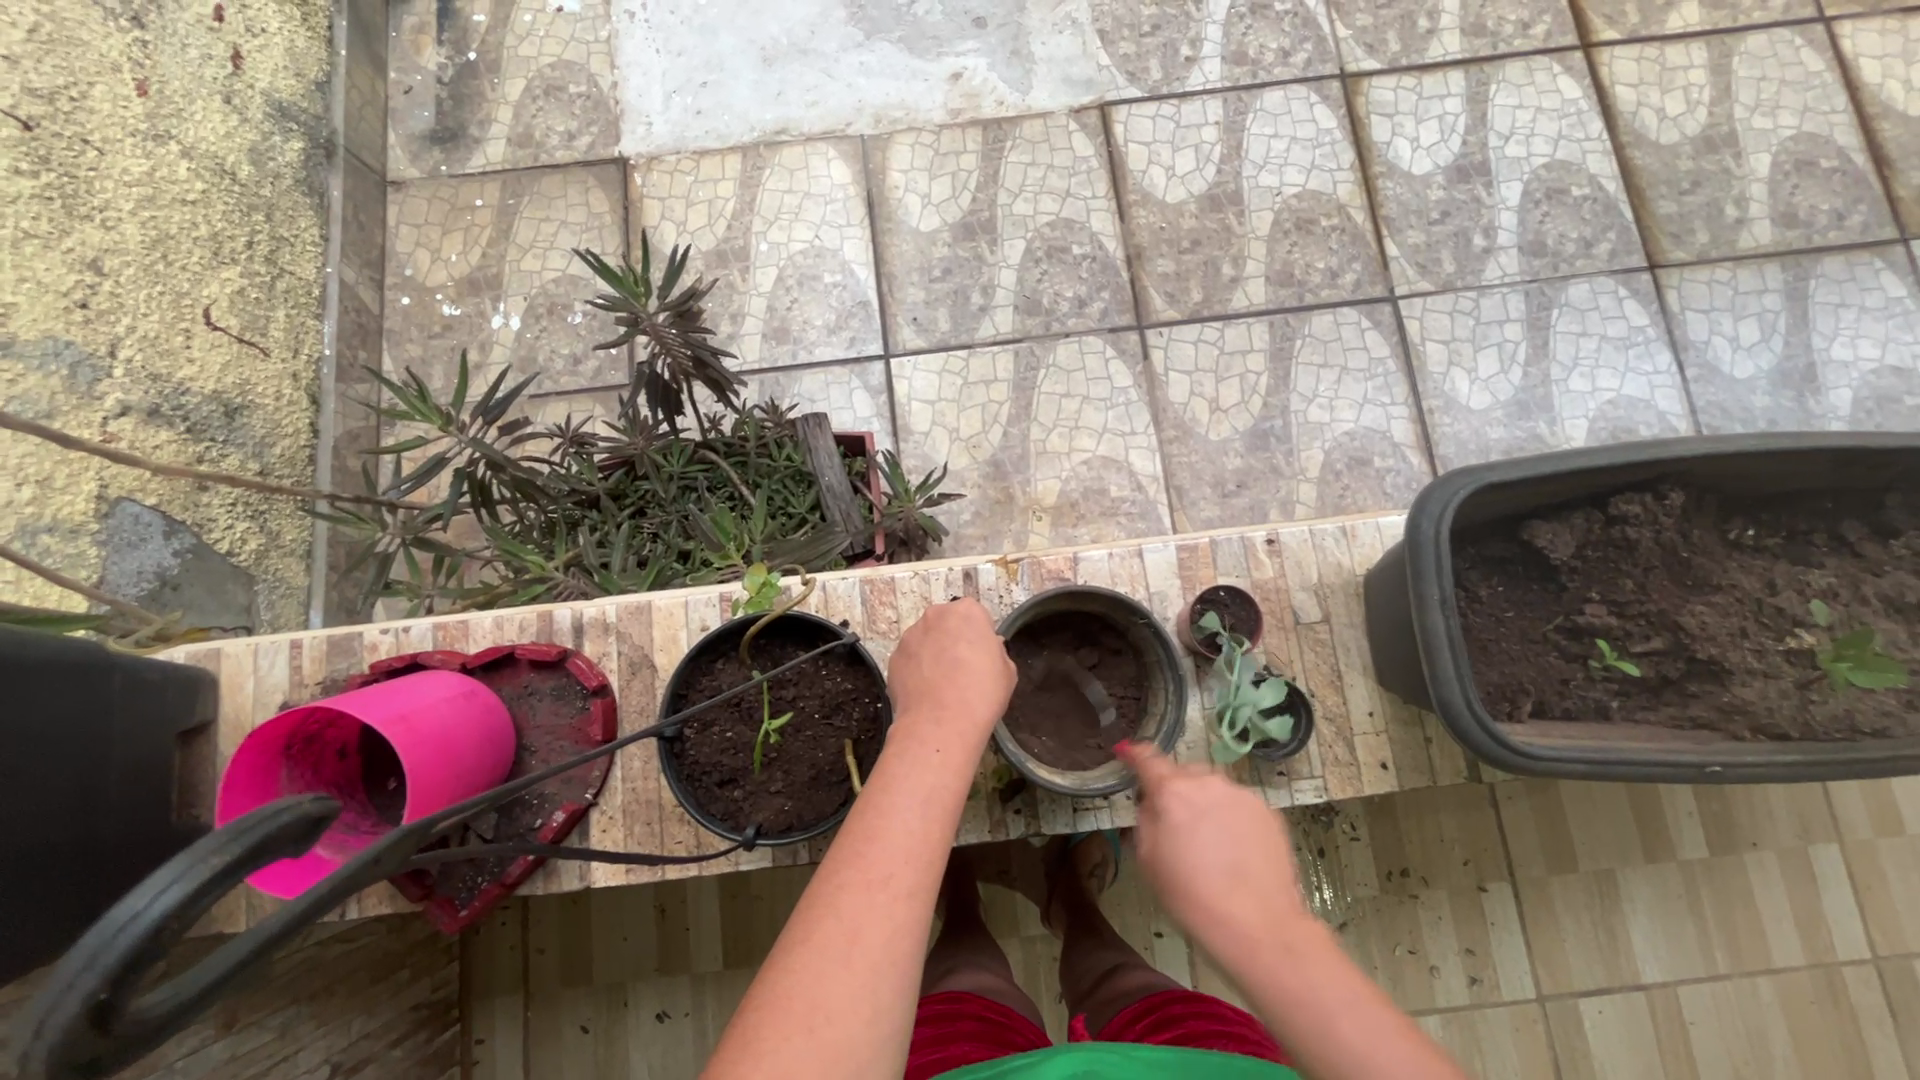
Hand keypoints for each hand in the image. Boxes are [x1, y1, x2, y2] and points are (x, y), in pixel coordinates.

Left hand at [887, 599, 1016, 742]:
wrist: (940, 724)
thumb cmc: (982, 694)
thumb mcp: (1007, 671)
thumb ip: (996, 652)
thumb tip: (986, 649)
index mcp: (966, 612)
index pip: (975, 614)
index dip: (979, 635)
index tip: (981, 655)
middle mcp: (935, 616)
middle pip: (947, 622)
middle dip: (953, 639)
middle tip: (962, 667)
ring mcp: (910, 636)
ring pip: (925, 639)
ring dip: (932, 653)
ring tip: (941, 684)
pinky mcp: (893, 657)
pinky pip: (910, 659)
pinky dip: (916, 670)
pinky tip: (925, 692)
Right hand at [1116, 740, 1317, 959]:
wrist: (1258, 924)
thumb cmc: (1191, 896)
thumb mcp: (1148, 860)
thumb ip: (1146, 819)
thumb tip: (1152, 801)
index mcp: (1172, 792)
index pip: (1148, 759)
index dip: (1135, 755)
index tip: (1127, 753)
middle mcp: (1208, 782)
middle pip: (1184, 773)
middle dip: (1175, 789)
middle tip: (1175, 822)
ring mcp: (1242, 794)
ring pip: (1213, 788)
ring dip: (1205, 802)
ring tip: (1210, 840)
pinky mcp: (1268, 811)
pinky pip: (1239, 804)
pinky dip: (1231, 817)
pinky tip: (1235, 849)